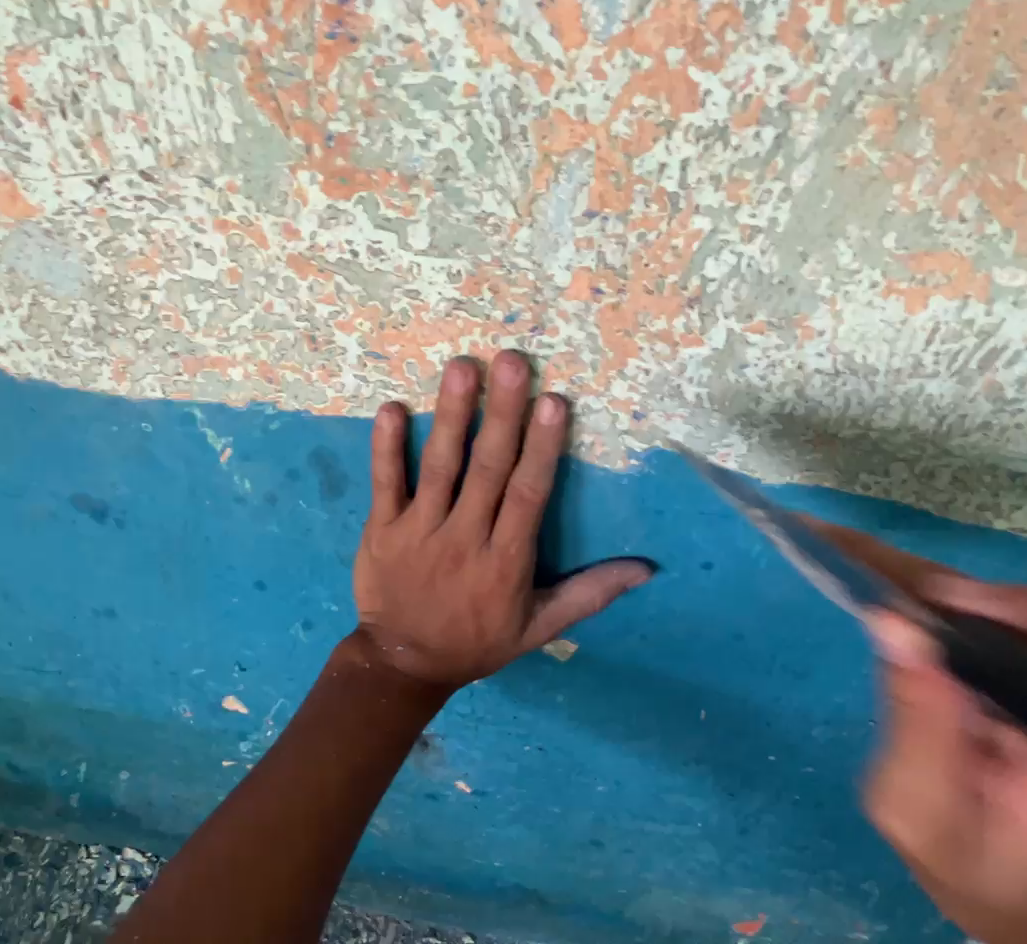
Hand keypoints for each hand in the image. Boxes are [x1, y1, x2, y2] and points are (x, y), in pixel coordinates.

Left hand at [346, 353, 652, 689]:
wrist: (403, 664)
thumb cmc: (478, 640)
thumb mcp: (539, 627)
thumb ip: (589, 594)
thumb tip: (646, 569)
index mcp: (505, 561)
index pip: (528, 495)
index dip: (541, 448)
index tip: (553, 402)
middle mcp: (463, 539)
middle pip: (486, 470)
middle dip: (500, 414)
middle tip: (511, 362)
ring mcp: (418, 532)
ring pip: (438, 468)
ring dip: (449, 416)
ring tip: (461, 368)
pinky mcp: (381, 529)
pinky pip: (384, 483)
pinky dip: (386, 447)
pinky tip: (391, 407)